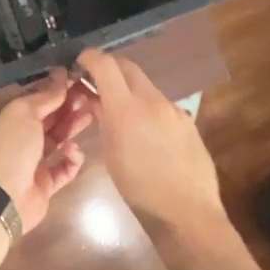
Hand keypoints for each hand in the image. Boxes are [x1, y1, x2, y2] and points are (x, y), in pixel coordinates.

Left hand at [0, 70, 92, 234]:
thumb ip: (44, 96)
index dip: (54, 90)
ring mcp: (30, 163)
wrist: (4, 199)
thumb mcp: (23, 112)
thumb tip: (61, 77)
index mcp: (4, 120)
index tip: (76, 80)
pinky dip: (71, 159)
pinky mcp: (45, 184)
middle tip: (89, 96)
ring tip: (91, 116)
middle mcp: (16, 139)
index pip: (32, 100)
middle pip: (47, 119)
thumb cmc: (10, 148)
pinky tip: (74, 151)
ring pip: (57, 141)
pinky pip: (63, 167)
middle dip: (67, 107)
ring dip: (73, 128)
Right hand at [76, 48, 224, 238]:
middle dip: (110, 69)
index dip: (90, 57)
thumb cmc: (140, 191)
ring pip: (146, 87)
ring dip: (130, 91)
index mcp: (127, 109)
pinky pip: (162, 105)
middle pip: (128, 68)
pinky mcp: (188, 121)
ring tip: (121, 113)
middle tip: (97, 82)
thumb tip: (95, 100)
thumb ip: (103, 121)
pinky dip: (148, 108)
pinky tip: (147, 133)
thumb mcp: (111, 155)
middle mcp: (153, 100)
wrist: (188, 211)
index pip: (106, 65)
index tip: (81, 61)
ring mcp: (174, 109)